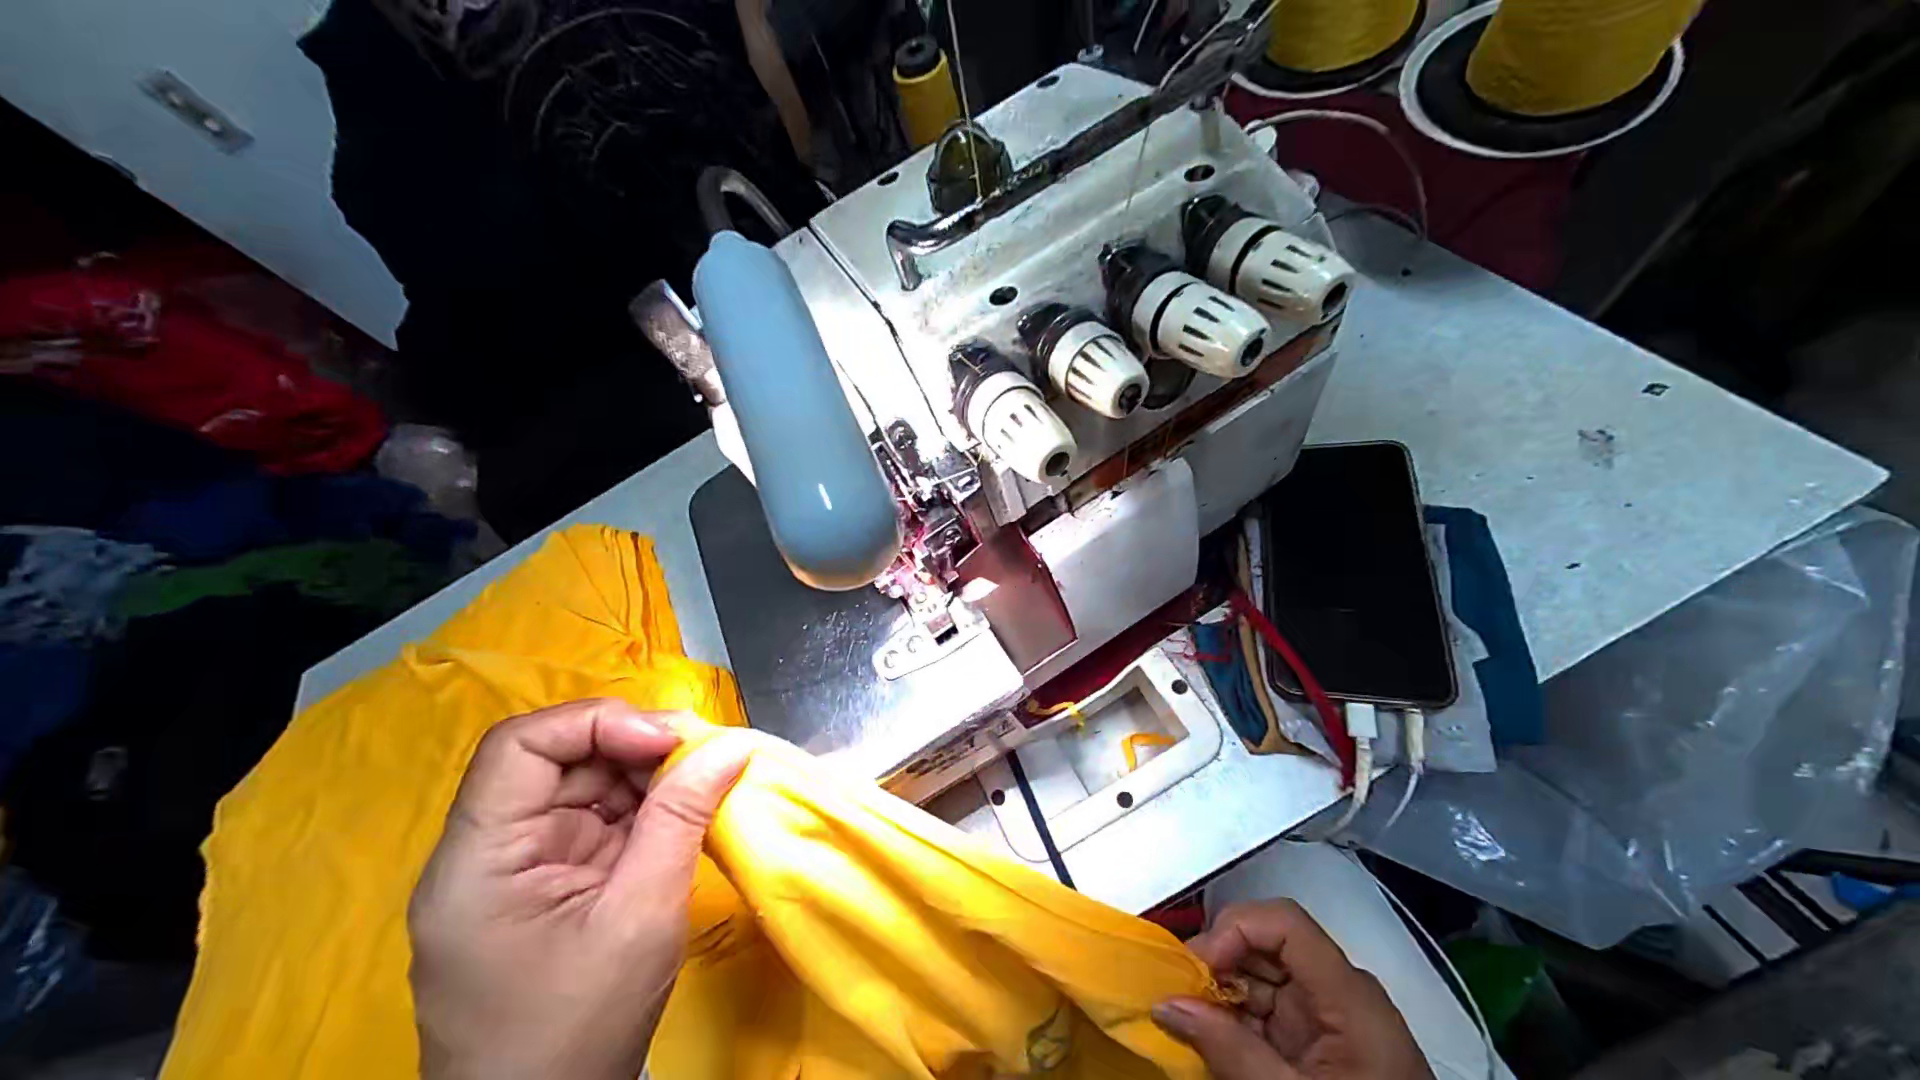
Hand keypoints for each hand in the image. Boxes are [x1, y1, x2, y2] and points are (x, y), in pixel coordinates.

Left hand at [407, 699, 751, 1079]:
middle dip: (634, 749)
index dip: (598, 724)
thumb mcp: (641, 916)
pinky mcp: (549, 883)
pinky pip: (597, 821)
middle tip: (703, 755)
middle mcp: (487, 852)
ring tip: (702, 784)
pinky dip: (643, 810)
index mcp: (478, 860)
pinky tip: (682, 814)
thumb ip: (682, 818)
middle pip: (558, 761)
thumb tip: (731, 745)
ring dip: (646, 778)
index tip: (669, 740)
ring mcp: (518, 868)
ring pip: (583, 786)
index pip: (522, 746)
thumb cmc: (579, 1029)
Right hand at [1154, 900, 1433, 1079]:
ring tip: (1188, 1018)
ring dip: (1220, 990)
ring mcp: (1329, 1019)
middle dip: (1218, 960)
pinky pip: (1267, 1010)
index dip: (1234, 929)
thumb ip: (1230, 1050)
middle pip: (1268, 943)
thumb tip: (1164, 1003)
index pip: (1284, 922)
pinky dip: (1234, 1018)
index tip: (1197, 967)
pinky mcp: (1318, 1044)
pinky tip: (1210, 1037)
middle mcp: (1340, 993)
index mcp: (1349, 996)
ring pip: (1261, 975)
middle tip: (1179, 992)